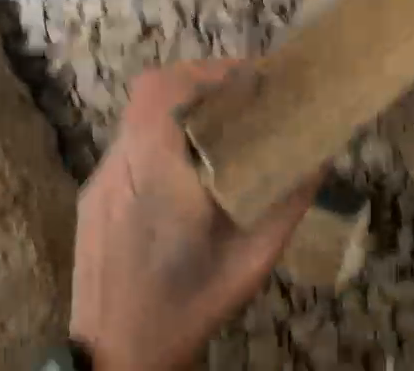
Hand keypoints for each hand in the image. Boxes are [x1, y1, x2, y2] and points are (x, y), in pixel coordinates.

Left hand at [71, 61, 316, 370]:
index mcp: (158, 175)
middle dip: (200, 80)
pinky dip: (163, 135)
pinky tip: (189, 165)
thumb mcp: (253, 258)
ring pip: (138, 115)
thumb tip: (321, 155)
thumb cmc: (189, 305)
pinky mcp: (91, 198)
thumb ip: (289, 201)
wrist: (114, 360)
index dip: (208, 71)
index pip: (165, 92)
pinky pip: (130, 143)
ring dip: (181, 106)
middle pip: (150, 91)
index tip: (250, 79)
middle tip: (242, 96)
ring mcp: (100, 181)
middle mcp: (121, 167)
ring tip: (222, 125)